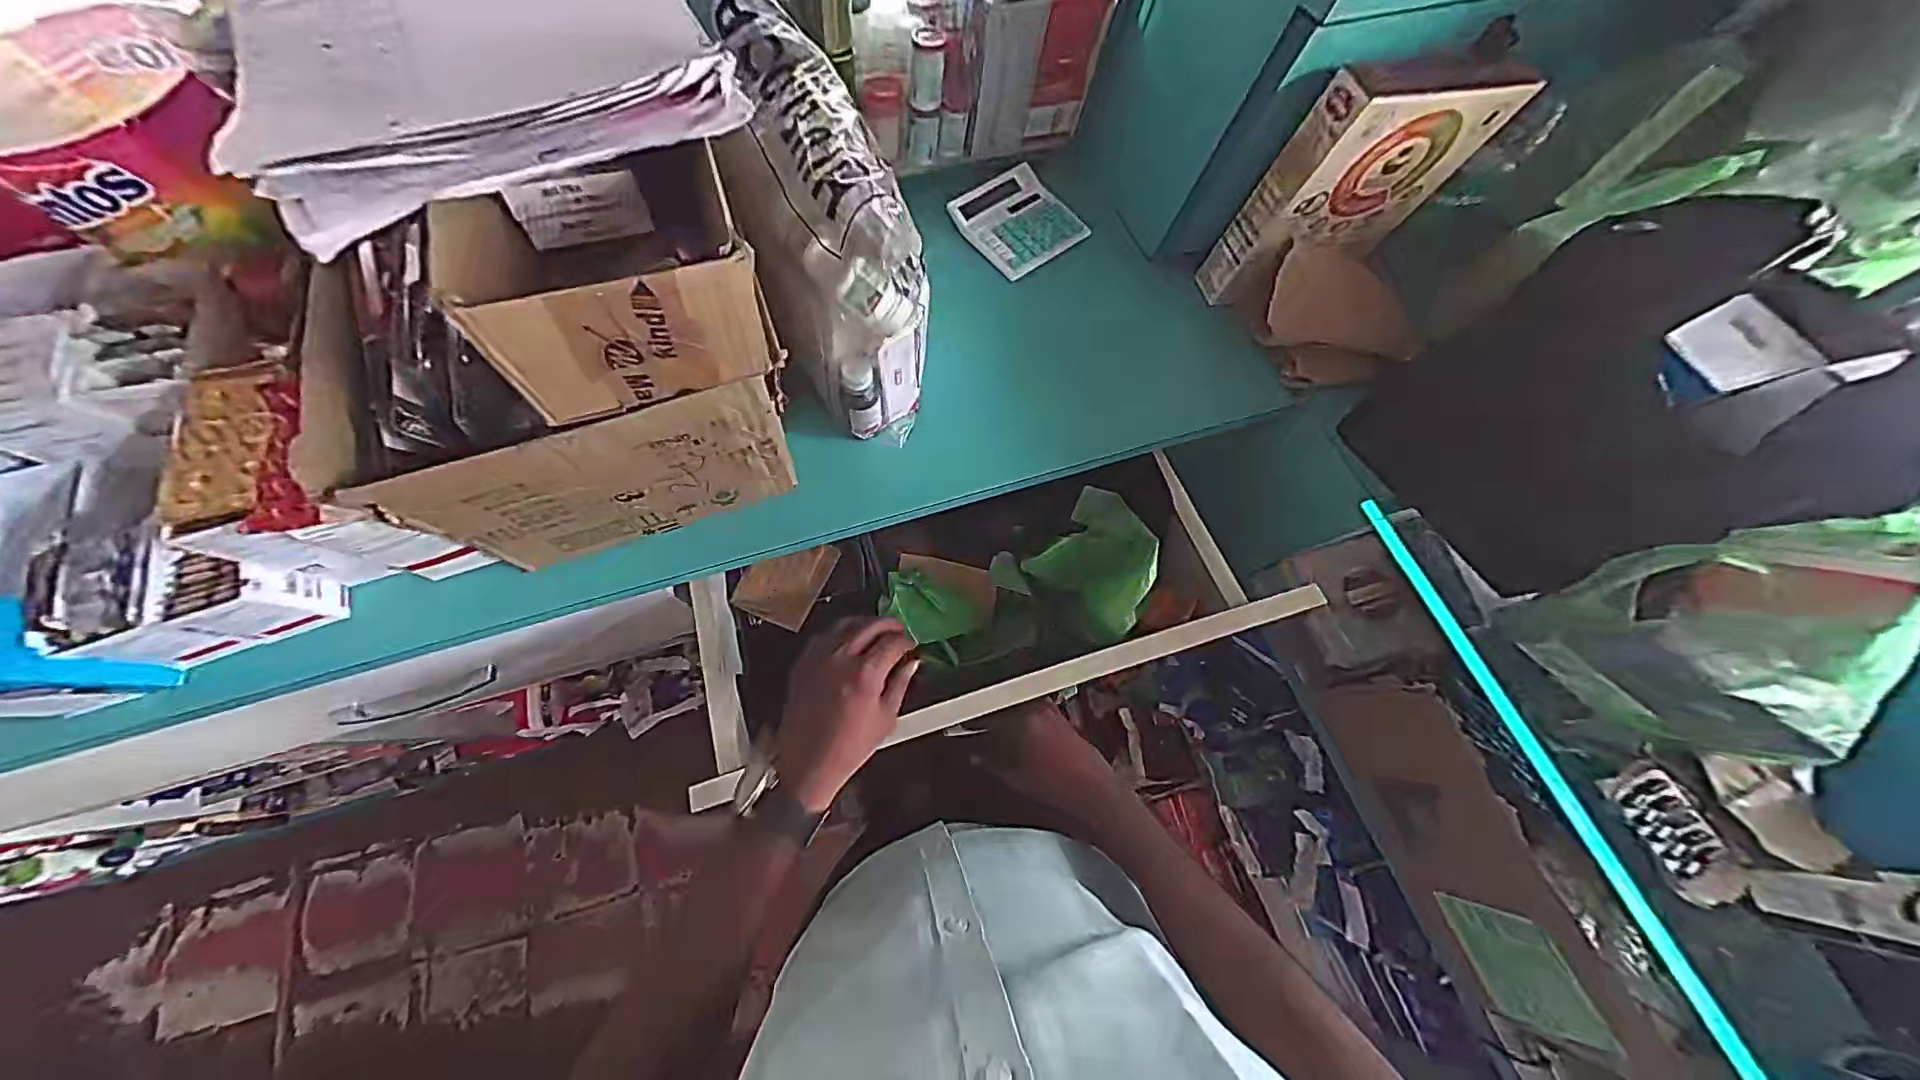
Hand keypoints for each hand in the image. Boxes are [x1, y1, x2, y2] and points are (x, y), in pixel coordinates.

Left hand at [778, 617, 919, 812]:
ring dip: (864, 623)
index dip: (907, 641)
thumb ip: (900, 684)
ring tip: (875, 630)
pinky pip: (824, 635)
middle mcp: (840, 660)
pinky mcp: (803, 664)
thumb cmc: (846, 748)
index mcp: (865, 674)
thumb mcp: (886, 718)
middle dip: (888, 624)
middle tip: (898, 630)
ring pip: (845, 623)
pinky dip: (840, 631)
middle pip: (869, 625)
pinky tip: (847, 639)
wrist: (808, 763)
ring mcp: (818, 659)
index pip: (893, 642)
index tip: (910, 646)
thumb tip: (910, 666)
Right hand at [981, 700, 1127, 818]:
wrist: (1095, 792)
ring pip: (1017, 704)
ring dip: (1002, 711)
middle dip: (985, 712)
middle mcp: (1036, 707)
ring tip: (989, 725)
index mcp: (1021, 719)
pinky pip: (1032, 708)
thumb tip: (972, 755)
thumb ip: (989, 762)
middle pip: (1002, 704)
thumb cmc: (1054, 787)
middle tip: (970, 722)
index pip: (987, 712)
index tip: (958, 722)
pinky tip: (1014, 729)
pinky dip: (1019, 715)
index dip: (969, 718)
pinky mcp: (1060, 717)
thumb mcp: (1015, 778)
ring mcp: (1050, 710)